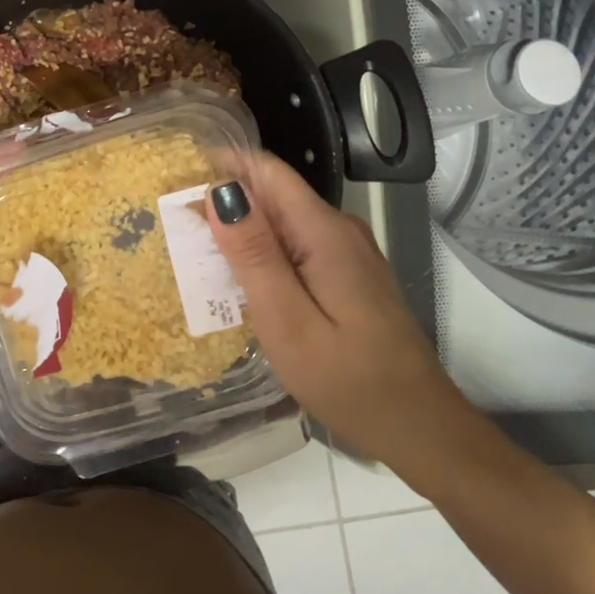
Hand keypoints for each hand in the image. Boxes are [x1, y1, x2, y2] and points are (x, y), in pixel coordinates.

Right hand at [203, 150, 471, 467]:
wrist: (420, 427)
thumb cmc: (348, 380)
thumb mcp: (288, 322)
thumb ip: (254, 255)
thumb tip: (220, 192)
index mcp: (324, 232)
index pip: (266, 170)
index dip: (220, 165)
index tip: (175, 182)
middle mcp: (339, 229)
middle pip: (273, 192)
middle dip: (224, 200)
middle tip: (175, 228)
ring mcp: (348, 252)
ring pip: (282, 219)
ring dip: (241, 229)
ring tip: (196, 254)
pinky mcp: (349, 274)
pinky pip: (296, 244)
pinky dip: (263, 252)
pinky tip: (239, 280)